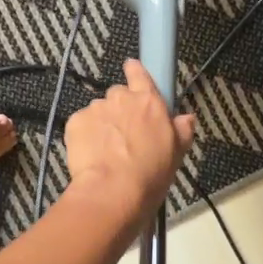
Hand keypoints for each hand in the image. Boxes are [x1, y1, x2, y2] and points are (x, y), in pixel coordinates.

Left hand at [62, 60, 195, 227]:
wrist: (112, 191)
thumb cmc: (150, 175)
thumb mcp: (176, 155)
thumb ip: (182, 131)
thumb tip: (187, 117)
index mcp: (148, 102)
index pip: (139, 74)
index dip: (135, 72)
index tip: (132, 72)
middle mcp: (120, 97)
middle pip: (118, 95)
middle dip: (120, 109)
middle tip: (124, 135)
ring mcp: (96, 108)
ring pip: (99, 111)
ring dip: (103, 124)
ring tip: (107, 150)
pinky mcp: (75, 121)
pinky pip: (82, 124)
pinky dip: (85, 135)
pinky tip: (92, 155)